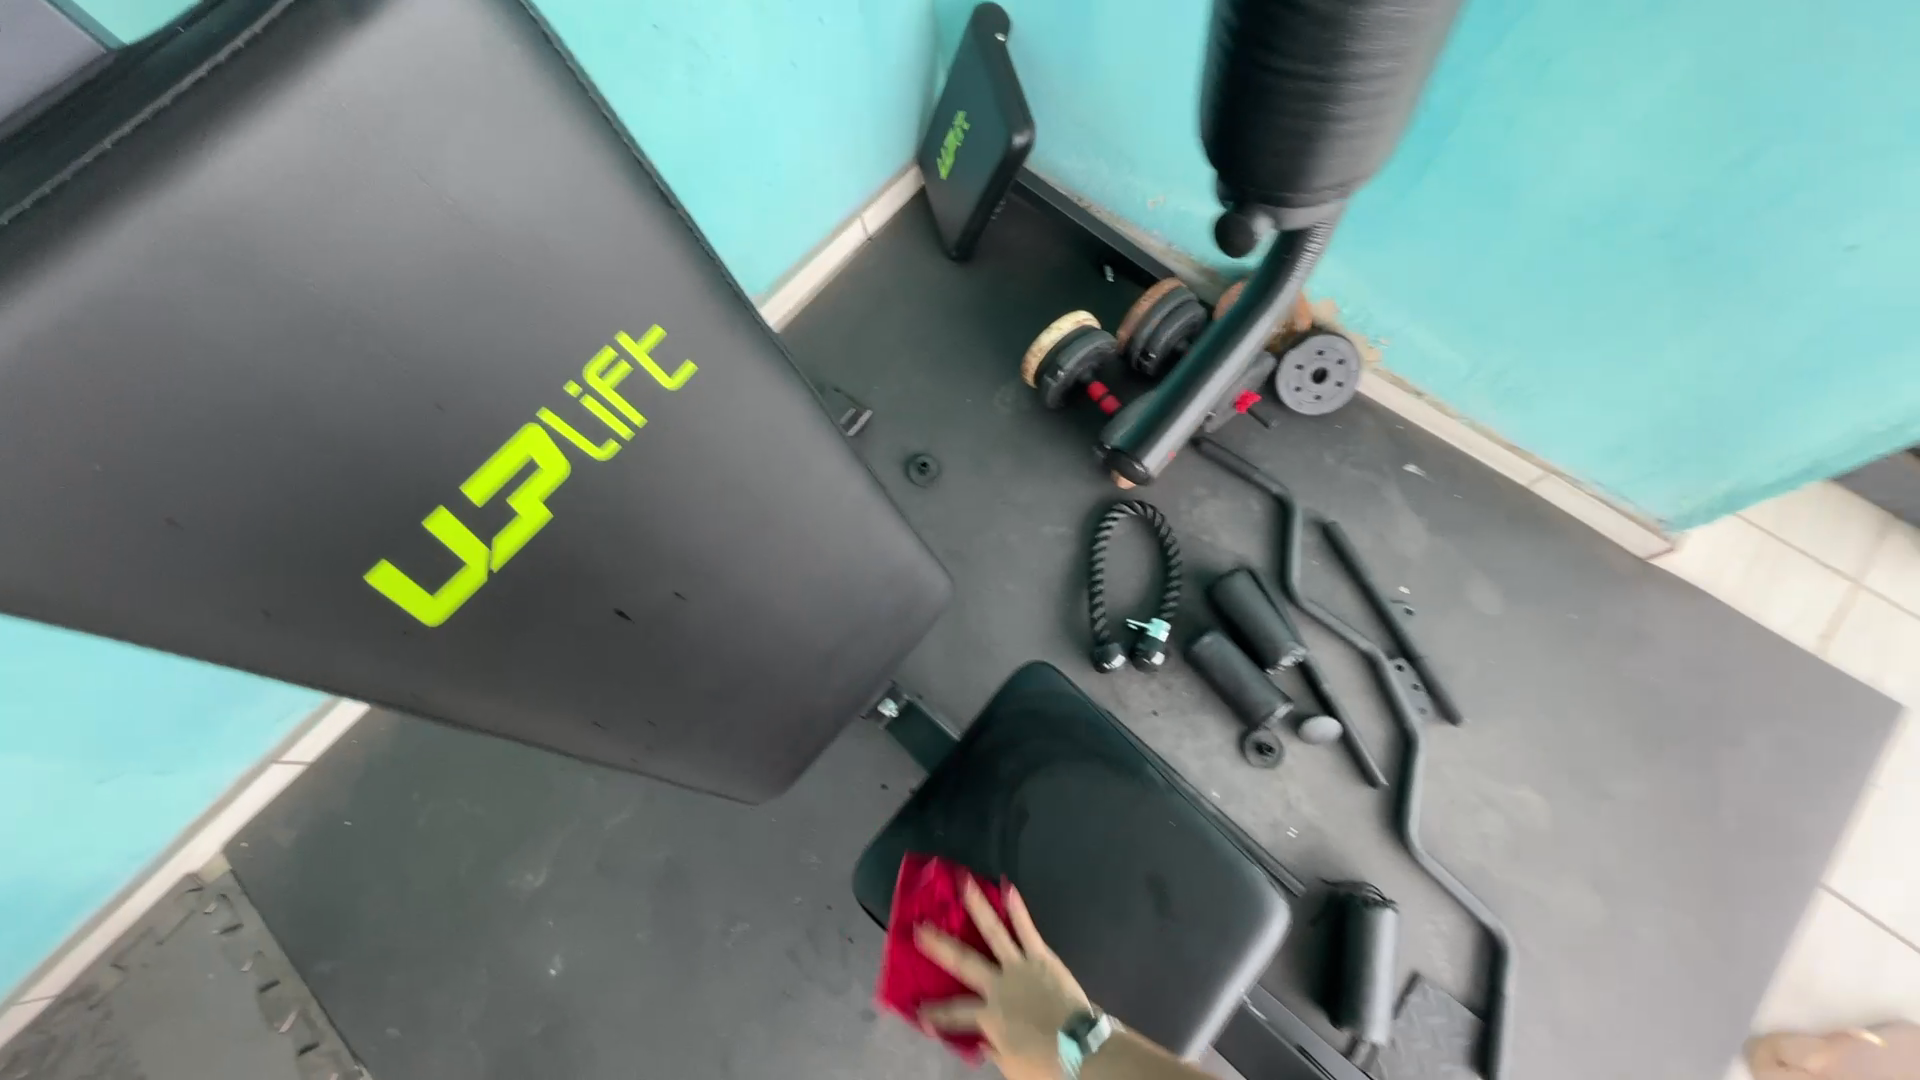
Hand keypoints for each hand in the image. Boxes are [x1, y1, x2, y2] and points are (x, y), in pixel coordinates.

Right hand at [915, 880, 1090, 1079]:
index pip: (954, 1014)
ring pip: (994, 932)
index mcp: (989, 1015)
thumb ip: (994, 1047)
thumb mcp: (1011, 1065)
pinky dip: (1018, 909)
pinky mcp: (1040, 956)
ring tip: (965, 884)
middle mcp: (998, 984)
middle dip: (939, 945)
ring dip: (978, 907)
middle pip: (963, 961)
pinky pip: (1027, 930)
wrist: (1079, 1050)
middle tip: (920, 927)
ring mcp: (1019, 966)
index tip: (917, 1008)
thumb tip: (981, 1040)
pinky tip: (1009, 887)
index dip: (934, 1014)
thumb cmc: (1044, 1063)